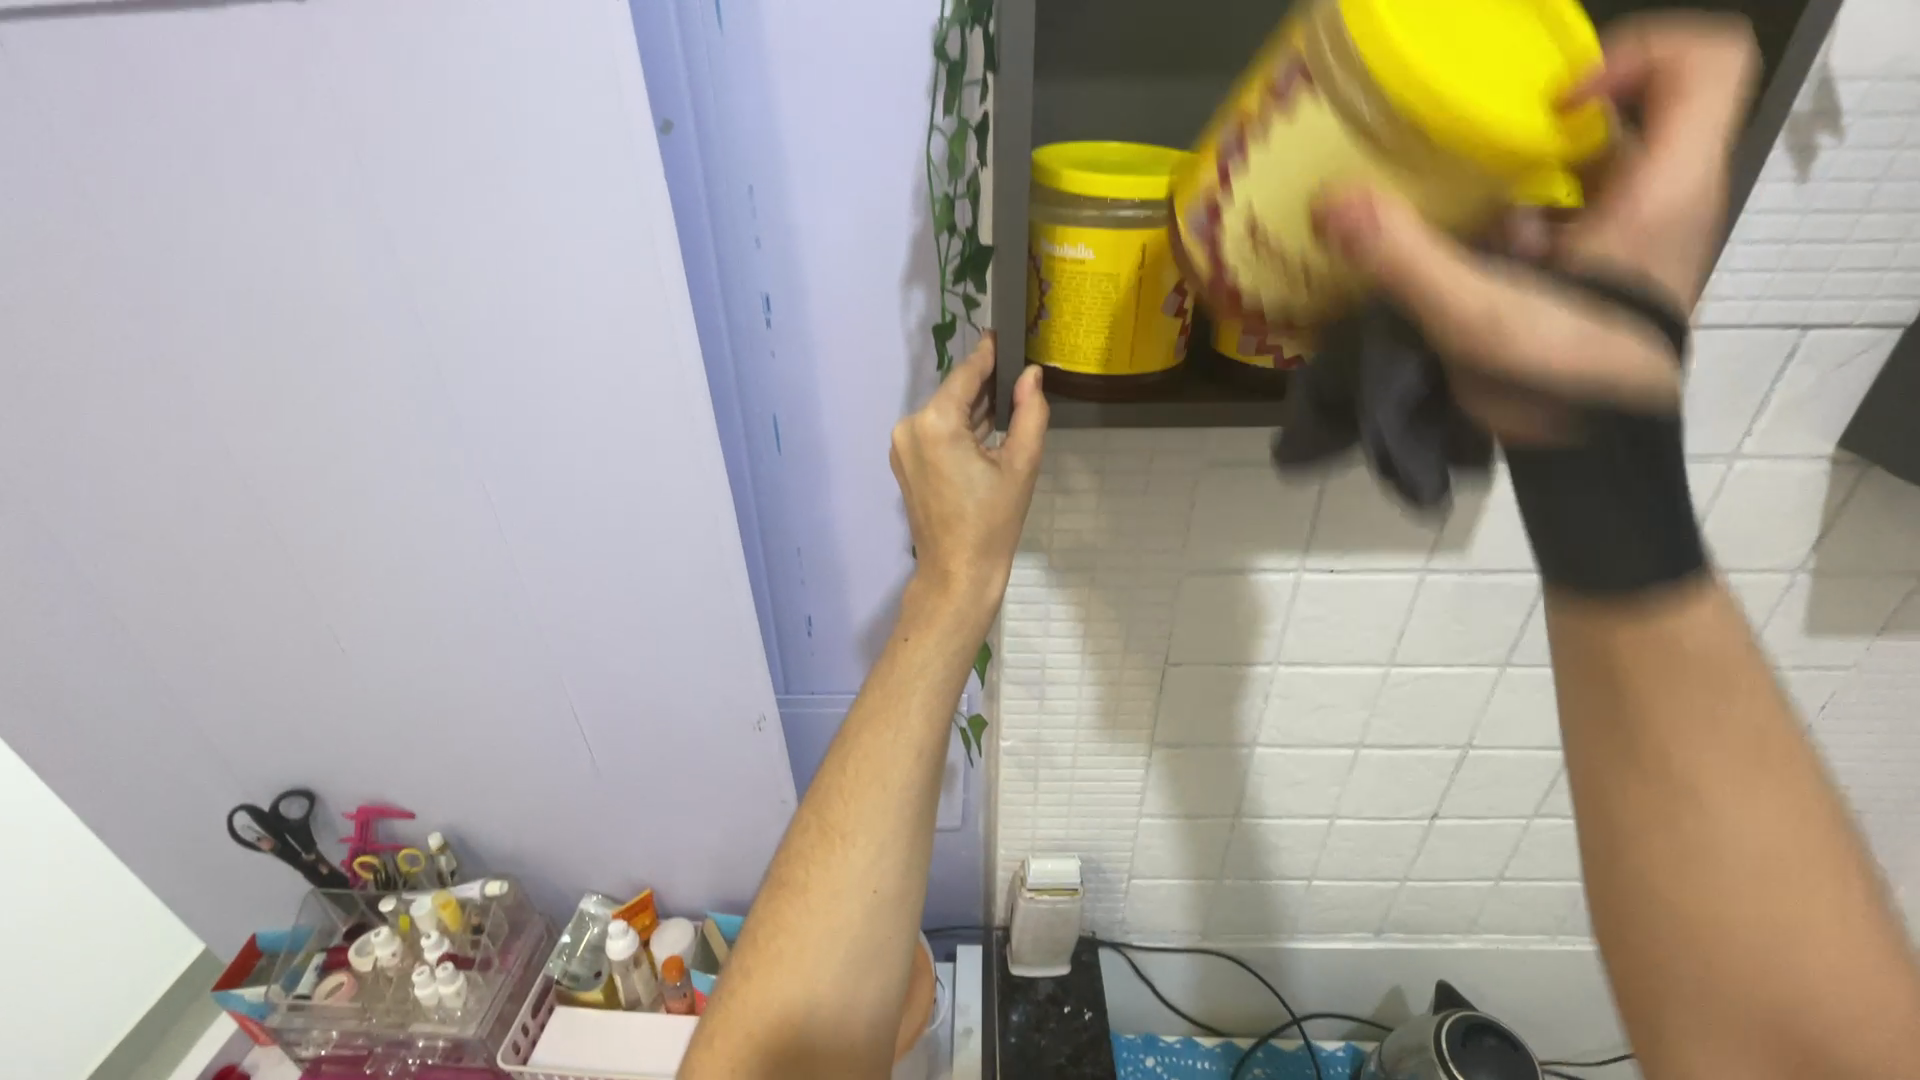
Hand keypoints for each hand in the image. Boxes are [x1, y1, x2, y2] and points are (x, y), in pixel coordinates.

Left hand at [891, 332, 1048, 625]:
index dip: (988, 354)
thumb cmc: (993, 521)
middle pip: (953, 394)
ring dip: (973, 410)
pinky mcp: (904, 463)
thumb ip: (1030, 412)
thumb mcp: (1022, 464)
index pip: (966, 375)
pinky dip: (959, 430)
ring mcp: (902, 446)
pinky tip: (987, 431)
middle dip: (984, 386)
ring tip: (1010, 402)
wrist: (957, 572)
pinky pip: (935, 434)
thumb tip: (1032, 375)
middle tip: (1019, 374)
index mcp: (935, 423)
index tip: (1003, 333)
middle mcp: (909, 427)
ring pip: (944, 414)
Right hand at [1312, 13, 1759, 439]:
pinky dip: (1503, 233)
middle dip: (1532, 138)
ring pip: (1575, 178)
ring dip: (1508, 192)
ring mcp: (1624, 245)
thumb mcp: (1478, 315)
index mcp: (1663, 191)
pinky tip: (1458, 265)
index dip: (1629, 56)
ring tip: (1452, 222)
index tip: (1545, 104)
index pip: (1701, 63)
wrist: (1588, 458)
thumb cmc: (1564, 379)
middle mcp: (1655, 205)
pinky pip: (1553, 227)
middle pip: (1616, 122)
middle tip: (1466, 159)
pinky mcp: (1591, 280)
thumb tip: (1331, 202)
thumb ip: (1405, 257)